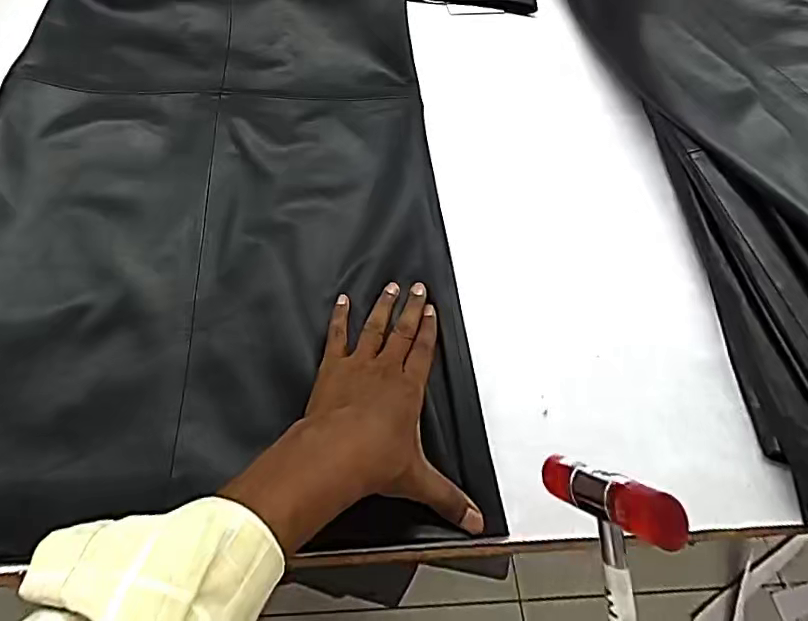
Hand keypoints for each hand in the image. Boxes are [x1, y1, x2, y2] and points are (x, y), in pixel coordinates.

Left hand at [219, 282, 483, 551]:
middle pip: (403, 331)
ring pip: (375, 327)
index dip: (429, 329)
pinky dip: (340, 317)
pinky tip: (343, 301)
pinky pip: (338, 335)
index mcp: (408, 389)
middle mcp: (385, 369)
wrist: (335, 453)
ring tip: (390, 286)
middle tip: (417, 286)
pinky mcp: (333, 366)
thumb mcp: (418, 480)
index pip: (424, 351)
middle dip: (412, 308)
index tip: (432, 310)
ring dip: (383, 306)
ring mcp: (358, 364)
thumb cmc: (373, 461)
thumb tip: (474, 521)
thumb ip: (448, 498)